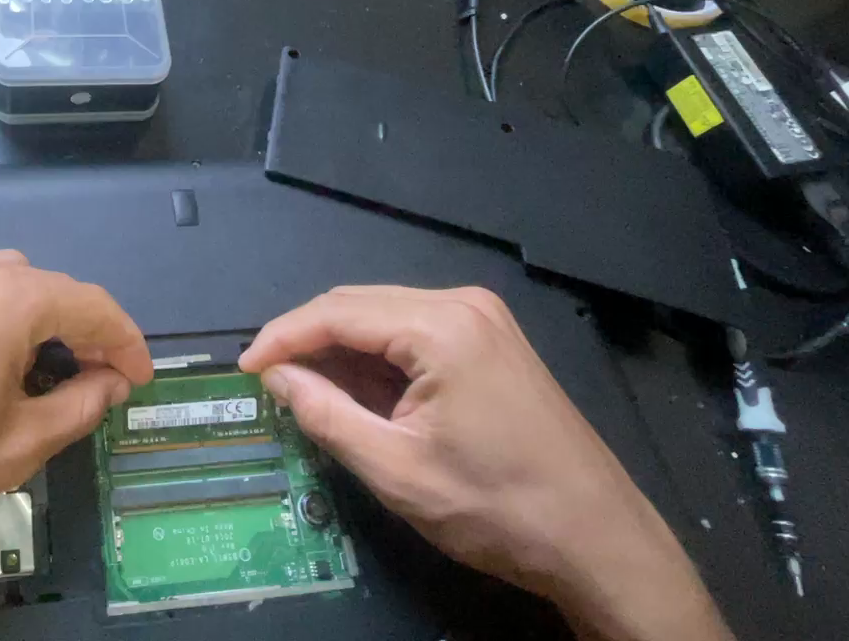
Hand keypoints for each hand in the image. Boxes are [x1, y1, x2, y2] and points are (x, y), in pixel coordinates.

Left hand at [0, 251, 152, 640]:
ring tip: (38, 375)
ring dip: (33, 321)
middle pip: (47, 289)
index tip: (141, 378)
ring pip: (3, 285)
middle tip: (95, 381)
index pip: (90, 305)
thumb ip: (81, 404)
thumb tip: (110, 382)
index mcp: (7, 298)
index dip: (125, 341)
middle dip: (80, 331)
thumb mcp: (20, 445)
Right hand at [239, 286, 732, 640]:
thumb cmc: (498, 509)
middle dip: (307, 338)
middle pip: (357, 304)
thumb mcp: (397, 470)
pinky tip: (356, 385)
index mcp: (441, 327)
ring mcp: (480, 317)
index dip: (282, 337)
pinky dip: (375, 355)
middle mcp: (461, 304)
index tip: (245, 368)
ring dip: (339, 347)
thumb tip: (275, 377)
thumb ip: (325, 414)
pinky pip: (411, 329)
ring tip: (304, 385)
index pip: (336, 313)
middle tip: (268, 377)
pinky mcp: (489, 337)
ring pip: (381, 314)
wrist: (603, 544)